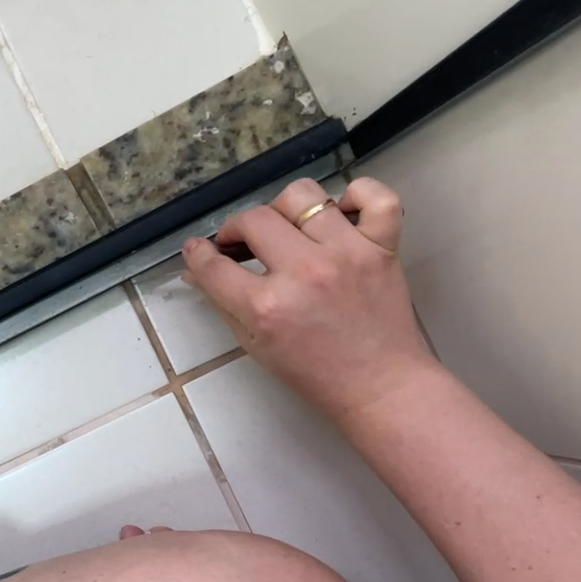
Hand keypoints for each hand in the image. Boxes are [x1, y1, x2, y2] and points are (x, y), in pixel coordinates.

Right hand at [181, 176, 439, 421]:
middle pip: (254, 220)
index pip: (214, 265)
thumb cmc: (312, 372)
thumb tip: (198, 270)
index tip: (197, 250)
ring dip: (284, 208)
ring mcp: (347, 254)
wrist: (378, 386)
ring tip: (287, 228)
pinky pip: (374, 196)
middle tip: (240, 243)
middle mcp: (303, 272)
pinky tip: (341, 214)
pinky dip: (356, 195)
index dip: (197, 254)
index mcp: (266, 306)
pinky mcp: (383, 247)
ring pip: (303, 196)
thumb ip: (224, 303)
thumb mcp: (255, 344)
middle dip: (235, 228)